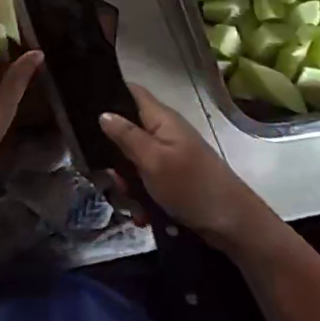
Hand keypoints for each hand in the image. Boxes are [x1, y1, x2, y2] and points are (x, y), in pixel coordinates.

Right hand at [98, 85, 276, 246]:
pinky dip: (141, 198)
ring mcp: (169, 157)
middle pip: (124, 131)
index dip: (107, 93)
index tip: (82, 106)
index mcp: (161, 120)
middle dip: (112, 154)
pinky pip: (144, 182)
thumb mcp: (153, 160)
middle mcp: (164, 133)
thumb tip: (102, 113)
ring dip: (126, 182)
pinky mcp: (172, 179)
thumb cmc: (193, 187)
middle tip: (111, 174)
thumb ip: (126, 135)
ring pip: (130, 161)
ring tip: (132, 201)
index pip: (130, 91)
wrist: (237, 228)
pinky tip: (143, 214)